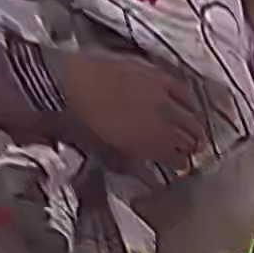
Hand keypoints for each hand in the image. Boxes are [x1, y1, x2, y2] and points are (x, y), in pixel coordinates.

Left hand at [57, 50, 205, 168]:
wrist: (60, 84)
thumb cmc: (83, 124)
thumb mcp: (112, 153)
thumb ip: (137, 164)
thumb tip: (151, 176)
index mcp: (158, 148)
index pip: (182, 161)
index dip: (181, 163)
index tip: (178, 163)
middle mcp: (167, 126)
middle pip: (192, 141)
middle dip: (191, 146)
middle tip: (189, 147)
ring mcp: (162, 100)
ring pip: (192, 119)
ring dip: (193, 126)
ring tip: (190, 127)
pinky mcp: (154, 76)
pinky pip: (181, 89)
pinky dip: (187, 99)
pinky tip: (187, 103)